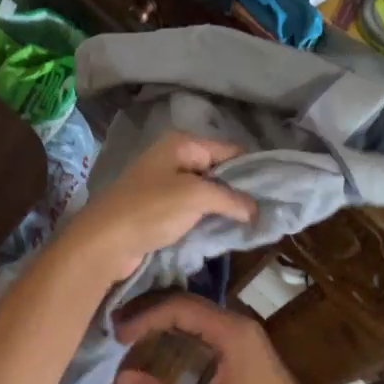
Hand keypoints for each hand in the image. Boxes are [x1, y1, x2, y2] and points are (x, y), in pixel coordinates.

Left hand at [60, 132, 255, 282]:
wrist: (106, 240)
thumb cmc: (150, 209)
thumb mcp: (194, 198)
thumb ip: (228, 198)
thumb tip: (256, 207)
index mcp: (182, 144)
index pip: (229, 151)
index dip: (252, 170)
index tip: (278, 192)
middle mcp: (176, 156)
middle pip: (219, 170)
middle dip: (240, 190)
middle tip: (267, 212)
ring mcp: (167, 181)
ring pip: (207, 191)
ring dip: (225, 207)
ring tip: (252, 225)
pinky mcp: (161, 206)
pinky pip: (194, 206)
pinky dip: (209, 216)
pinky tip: (225, 231)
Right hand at [113, 295, 305, 383]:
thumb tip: (120, 379)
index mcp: (231, 329)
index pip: (179, 305)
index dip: (145, 316)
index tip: (118, 334)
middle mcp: (238, 322)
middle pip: (186, 305)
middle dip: (151, 317)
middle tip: (120, 331)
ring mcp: (244, 336)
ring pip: (195, 317)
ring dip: (164, 325)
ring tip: (135, 338)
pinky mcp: (246, 353)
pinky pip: (206, 332)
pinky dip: (180, 337)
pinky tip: (163, 350)